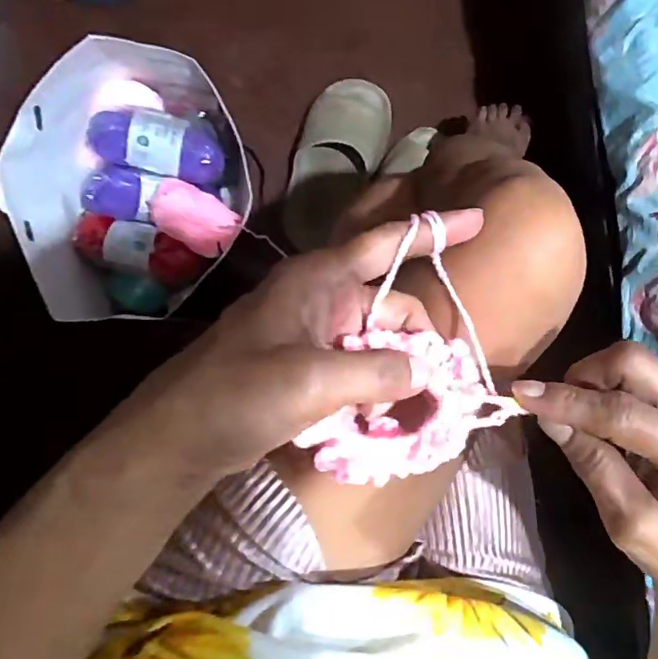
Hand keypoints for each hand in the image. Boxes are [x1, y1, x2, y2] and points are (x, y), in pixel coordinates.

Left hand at [105, 211, 485, 481]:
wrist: (178, 438)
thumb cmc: (238, 395)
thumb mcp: (313, 380)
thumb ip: (378, 369)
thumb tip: (425, 369)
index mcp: (320, 280)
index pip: (388, 243)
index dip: (434, 231)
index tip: (479, 220)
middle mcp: (321, 298)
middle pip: (392, 307)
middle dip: (420, 342)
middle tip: (441, 388)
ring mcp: (312, 333)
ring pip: (377, 342)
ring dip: (397, 374)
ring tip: (410, 414)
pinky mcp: (306, 365)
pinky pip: (357, 367)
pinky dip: (374, 389)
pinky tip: (380, 421)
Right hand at [511, 342, 657, 598]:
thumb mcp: (626, 523)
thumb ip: (592, 464)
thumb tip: (547, 415)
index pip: (624, 412)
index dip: (570, 401)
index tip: (522, 394)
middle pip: (635, 364)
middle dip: (585, 377)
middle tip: (558, 408)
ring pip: (633, 362)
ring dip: (592, 379)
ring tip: (577, 417)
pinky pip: (636, 374)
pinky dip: (603, 385)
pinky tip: (595, 417)